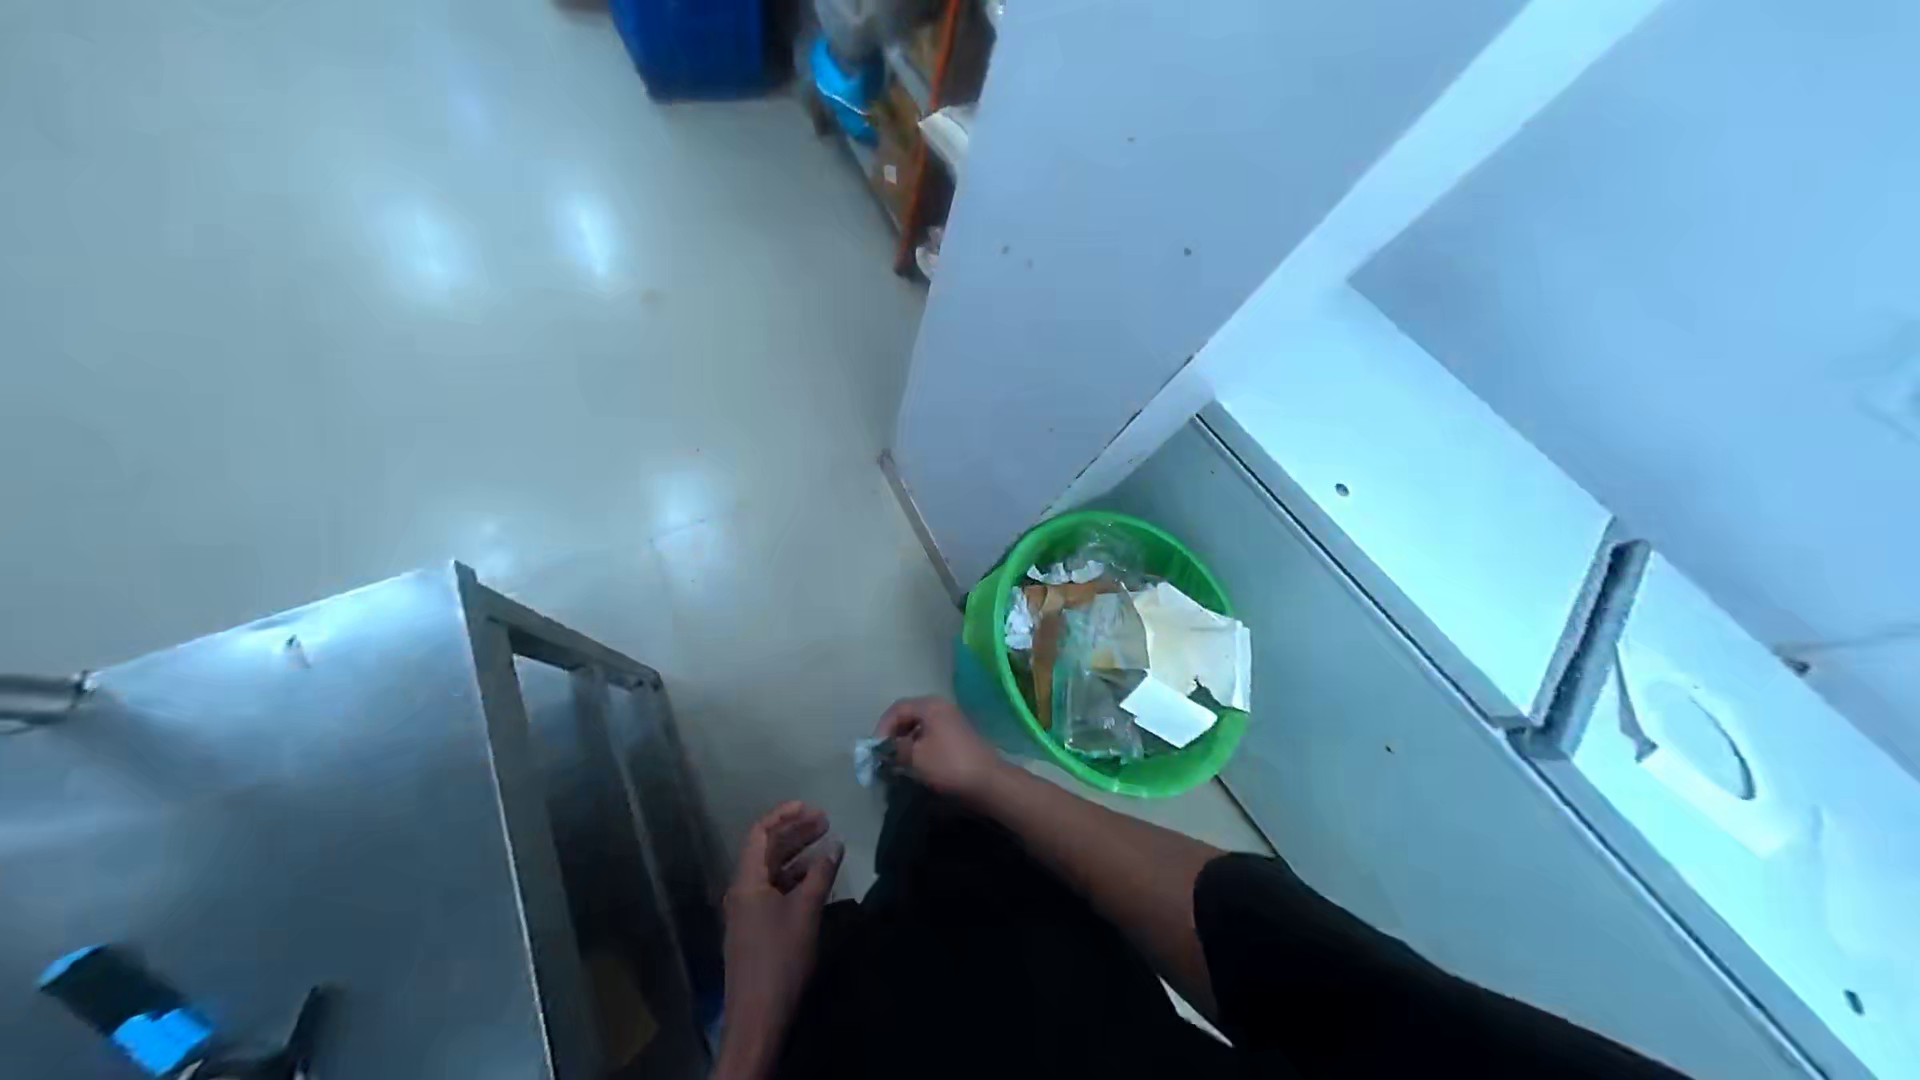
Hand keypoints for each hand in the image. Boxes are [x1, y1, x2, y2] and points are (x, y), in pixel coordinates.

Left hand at [717, 802, 842, 1076]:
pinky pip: (774, 889)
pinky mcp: (755, 928)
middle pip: (766, 849)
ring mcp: (747, 911)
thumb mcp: (806, 911)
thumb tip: (836, 844)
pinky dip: (794, 877)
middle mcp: (742, 891)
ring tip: (826, 844)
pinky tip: (816, 877)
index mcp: (746, 881)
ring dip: (797, 854)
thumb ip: (821, 873)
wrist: (757, 1018)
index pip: (759, 833)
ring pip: (771, 869)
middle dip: (795, 831)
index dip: (783, 814)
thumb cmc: (780, 958)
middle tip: (825, 821)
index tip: (811, 806)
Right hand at [876, 696, 1006, 802]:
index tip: (875, 750)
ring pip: (918, 726)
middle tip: (884, 756)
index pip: (897, 709)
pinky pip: (930, 735)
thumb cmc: (949, 765)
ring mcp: (950, 720)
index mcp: (930, 705)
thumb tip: (881, 749)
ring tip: (897, 762)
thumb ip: (894, 749)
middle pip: (908, 715)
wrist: (988, 781)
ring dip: (905, 742)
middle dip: (893, 734)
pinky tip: (915, 763)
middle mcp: (941, 707)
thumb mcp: (916, 757)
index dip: (882, 728)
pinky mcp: (956, 736)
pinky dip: (918, 746)